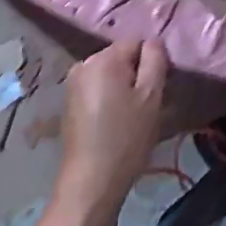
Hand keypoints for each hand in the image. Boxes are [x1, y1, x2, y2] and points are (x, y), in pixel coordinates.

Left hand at [55, 39, 167, 203]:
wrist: (90, 184)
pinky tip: (114, 121)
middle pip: (122, 56)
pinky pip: (97, 87)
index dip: (151, 62)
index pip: (137, 42)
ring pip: (110, 73)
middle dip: (135, 74)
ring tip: (131, 115)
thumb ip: (156, 59)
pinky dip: (108, 97)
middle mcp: (84, 64)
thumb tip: (153, 41)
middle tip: (146, 104)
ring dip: (122, 87)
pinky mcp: (69, 103)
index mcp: (104, 58)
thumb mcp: (152, 96)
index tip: (157, 88)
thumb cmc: (125, 138)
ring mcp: (73, 84)